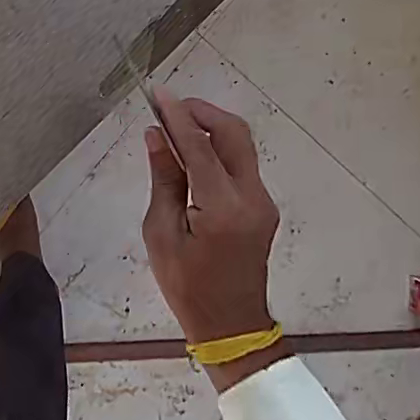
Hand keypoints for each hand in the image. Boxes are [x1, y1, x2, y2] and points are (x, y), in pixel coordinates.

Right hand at [141, 87, 289, 391]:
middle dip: (202, 111)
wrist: (232, 325)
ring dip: (210, 127)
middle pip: (234, 134)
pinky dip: (216, 148)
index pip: (199, 147)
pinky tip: (190, 152)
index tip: (159, 94)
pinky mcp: (262, 206)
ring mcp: (262, 201)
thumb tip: (156, 136)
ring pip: (241, 145)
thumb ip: (164, 179)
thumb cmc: (187, 286)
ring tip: (175, 123)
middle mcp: (251, 198)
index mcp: (223, 208)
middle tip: (169, 104)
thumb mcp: (161, 233)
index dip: (177, 117)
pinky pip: (240, 164)